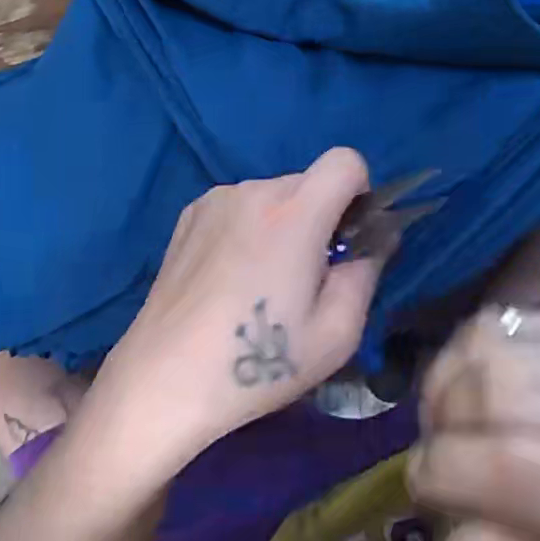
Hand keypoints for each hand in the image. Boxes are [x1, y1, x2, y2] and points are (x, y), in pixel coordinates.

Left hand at [87, 147, 385, 461]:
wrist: (164, 380)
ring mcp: (217, 198)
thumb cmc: (259, 362)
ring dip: (282, 223)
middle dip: (320, 218)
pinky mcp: (190, 213)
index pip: (346, 160)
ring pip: (274, 196)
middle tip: (305, 276)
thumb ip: (367, 272)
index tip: (348, 238)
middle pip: (309, 183)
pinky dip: (248, 228)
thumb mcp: (337, 333)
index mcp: (295, 212)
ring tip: (260, 283)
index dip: (359, 192)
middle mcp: (256, 190)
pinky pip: (240, 206)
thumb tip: (376, 239)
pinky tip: (229, 278)